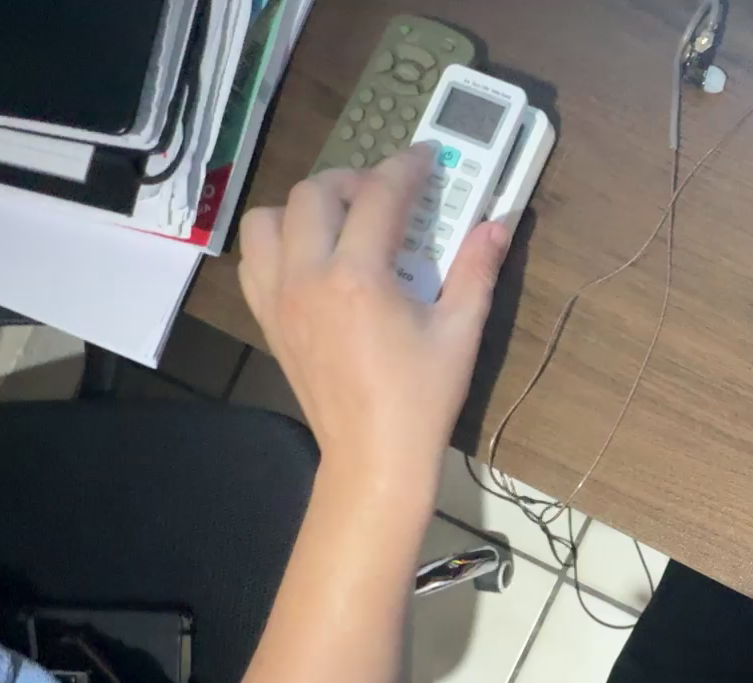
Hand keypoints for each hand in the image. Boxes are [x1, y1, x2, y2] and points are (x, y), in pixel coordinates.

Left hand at [238, 144, 511, 481]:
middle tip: (389, 192)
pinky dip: (279, 240)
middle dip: (354, 179)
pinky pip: (254, 257)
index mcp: (360, 278)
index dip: (406, 169)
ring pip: (269, 218)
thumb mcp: (460, 335)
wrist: (375, 454)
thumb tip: (497, 226)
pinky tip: (312, 257)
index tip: (426, 158)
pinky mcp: (269, 319)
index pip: (379, 198)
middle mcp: (308, 275)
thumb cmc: (423, 399)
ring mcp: (280, 297)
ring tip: (341, 220)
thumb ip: (476, 273)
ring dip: (305, 205)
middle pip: (316, 194)